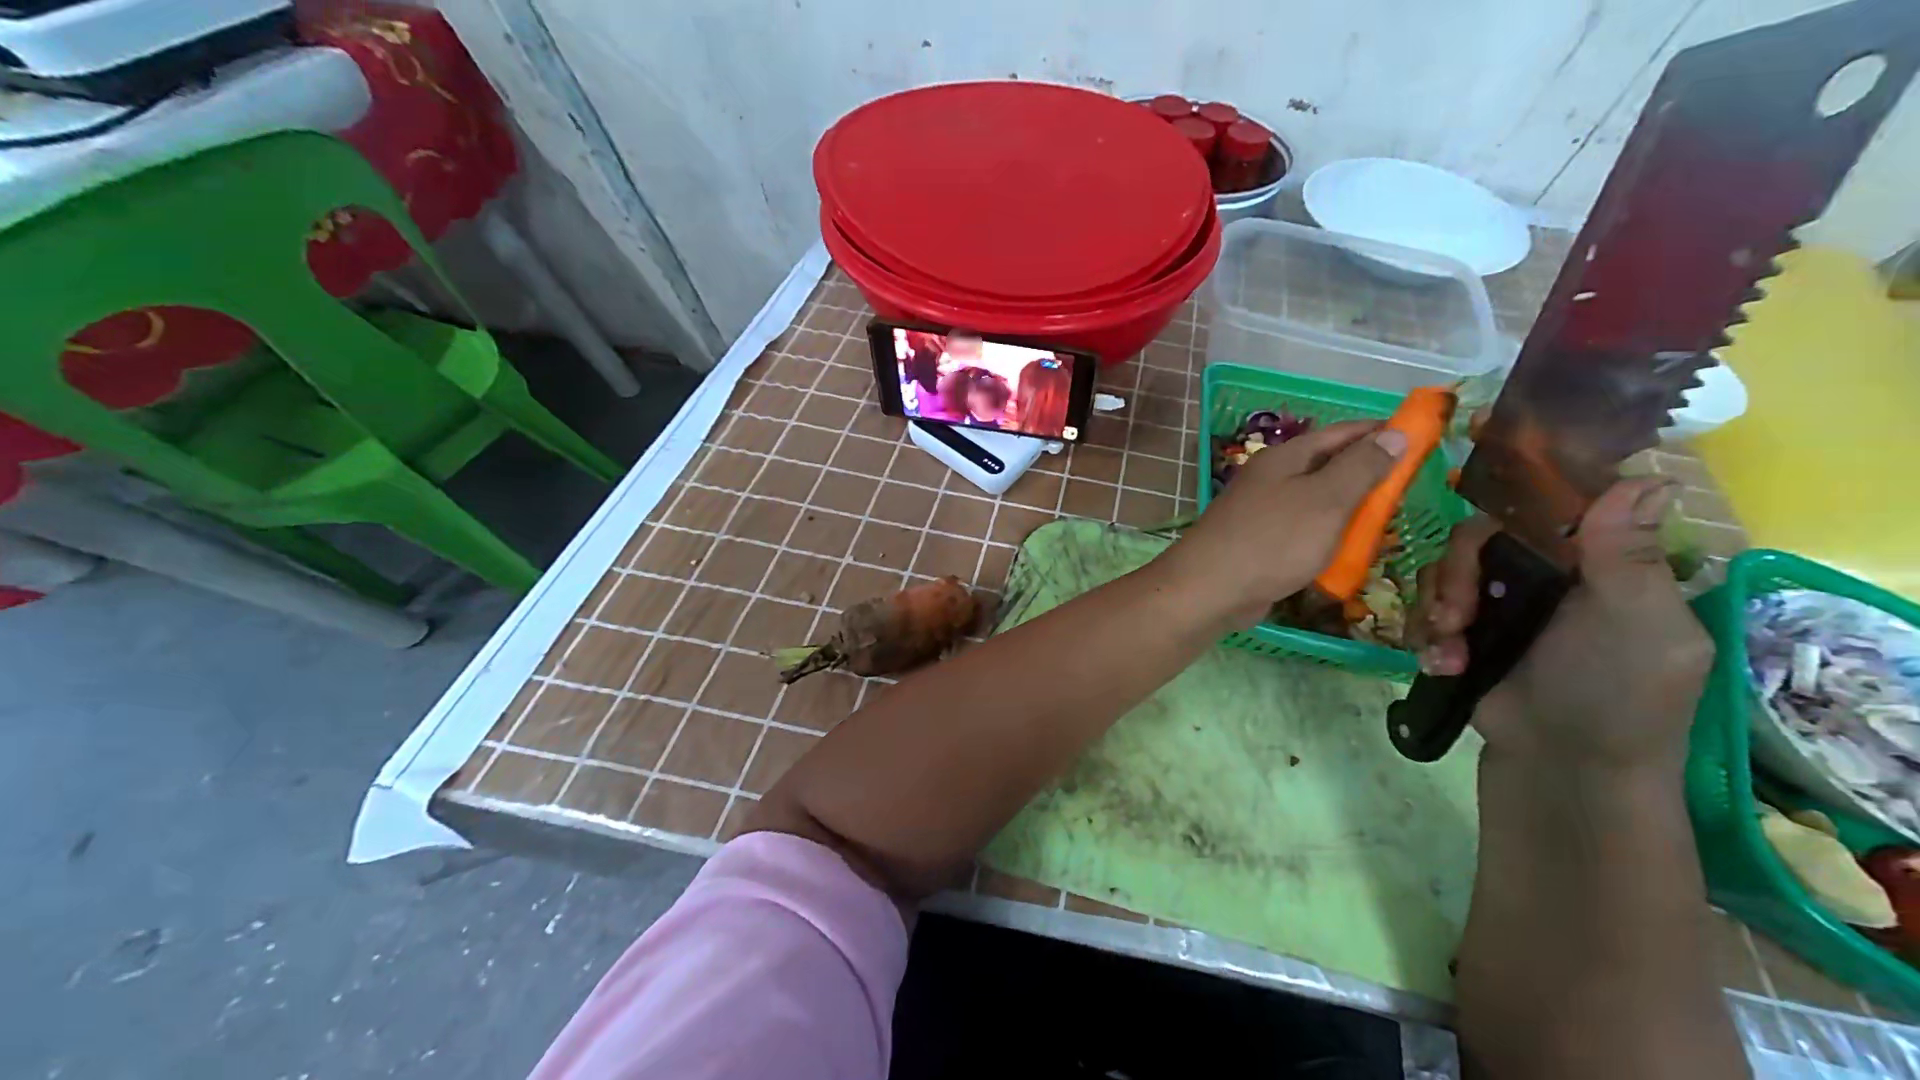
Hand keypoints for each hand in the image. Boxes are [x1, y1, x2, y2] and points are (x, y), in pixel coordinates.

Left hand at [1160, 420, 1406, 629]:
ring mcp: (1263, 512)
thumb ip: (1361, 467)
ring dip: (1351, 511)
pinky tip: (1350, 553)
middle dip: (1369, 476)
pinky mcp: (1261, 543)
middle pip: (1329, 467)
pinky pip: (1304, 533)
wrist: (1210, 590)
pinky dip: (1329, 538)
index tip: (1423, 440)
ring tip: (1389, 523)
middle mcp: (1272, 478)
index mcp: (1285, 458)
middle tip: (1411, 490)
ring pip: (1318, 503)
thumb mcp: (1326, 500)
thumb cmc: (1272, 540)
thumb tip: (1396, 432)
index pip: (1342, 433)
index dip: (1381, 433)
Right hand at [1408, 478, 1713, 771]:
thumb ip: (1626, 555)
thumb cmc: (1616, 694)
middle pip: (1477, 538)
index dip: (1511, 499)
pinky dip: (1428, 636)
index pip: (1547, 507)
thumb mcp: (1636, 624)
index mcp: (1596, 563)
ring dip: (1438, 609)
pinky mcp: (1464, 632)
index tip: (1483, 512)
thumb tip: (1648, 476)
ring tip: (1450, 650)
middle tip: (1457, 614)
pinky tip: (1442, 664)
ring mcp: (1500, 603)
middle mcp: (1546, 575)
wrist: (1562, 766)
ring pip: (1443, 572)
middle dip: (1456, 574)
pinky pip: (1427, 609)